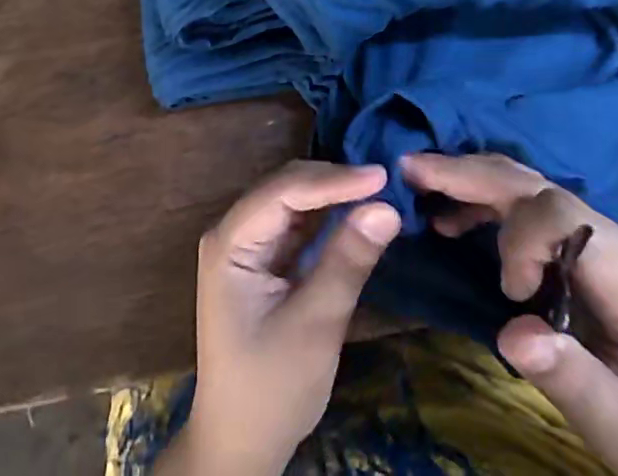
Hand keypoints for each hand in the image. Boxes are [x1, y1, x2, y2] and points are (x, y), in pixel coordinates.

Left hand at [156, 162, 401, 475]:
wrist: (241, 441)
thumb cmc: (270, 387)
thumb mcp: (315, 325)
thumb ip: (347, 262)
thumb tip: (387, 208)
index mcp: (229, 243)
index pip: (283, 192)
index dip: (333, 179)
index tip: (382, 176)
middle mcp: (234, 233)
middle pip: (286, 188)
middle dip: (335, 181)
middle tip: (388, 181)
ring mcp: (249, 246)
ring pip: (295, 202)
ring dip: (335, 195)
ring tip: (381, 190)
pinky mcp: (265, 260)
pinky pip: (300, 225)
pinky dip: (330, 218)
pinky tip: (359, 213)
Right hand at [403, 153, 617, 475]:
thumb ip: (576, 382)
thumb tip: (513, 332)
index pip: (567, 217)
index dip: (521, 237)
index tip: (511, 292)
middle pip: (539, 187)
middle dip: (473, 174)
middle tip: (411, 170)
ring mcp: (602, 245)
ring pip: (530, 189)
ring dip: (473, 180)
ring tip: (418, 182)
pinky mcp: (586, 255)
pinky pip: (530, 212)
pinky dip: (485, 205)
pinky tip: (452, 219)